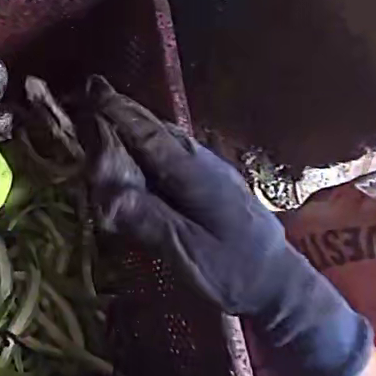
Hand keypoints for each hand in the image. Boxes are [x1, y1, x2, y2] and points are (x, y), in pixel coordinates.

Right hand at [85, 76, 370, 375]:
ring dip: (139, 124)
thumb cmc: (235, 271)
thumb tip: (106, 196)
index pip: (149, 136)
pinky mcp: (215, 185)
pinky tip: (144, 151)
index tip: (93, 90)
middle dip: (125, 110)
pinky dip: (153, 143)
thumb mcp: (188, 251)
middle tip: (94, 93)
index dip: (119, 113)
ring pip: (169, 139)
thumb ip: (149, 221)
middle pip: (158, 129)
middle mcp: (203, 164)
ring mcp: (213, 172)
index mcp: (194, 175)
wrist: (282, 285)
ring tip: (112, 113)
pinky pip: (176, 153)